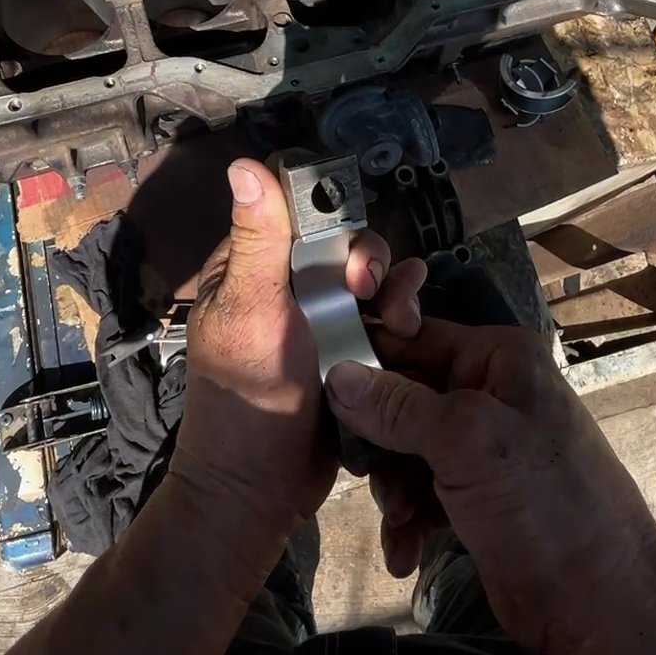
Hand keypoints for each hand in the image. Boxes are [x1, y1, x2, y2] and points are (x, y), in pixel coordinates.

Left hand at [169, 159, 427, 543]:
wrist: (259, 492)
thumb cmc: (246, 396)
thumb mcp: (251, 310)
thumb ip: (259, 240)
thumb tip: (243, 163)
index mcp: (252, 264)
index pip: (296, 208)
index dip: (329, 213)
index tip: (345, 246)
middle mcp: (288, 281)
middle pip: (344, 240)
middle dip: (368, 258)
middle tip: (370, 291)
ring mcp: (321, 315)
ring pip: (370, 274)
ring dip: (393, 286)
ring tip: (401, 318)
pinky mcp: (349, 346)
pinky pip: (382, 312)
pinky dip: (401, 310)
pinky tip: (412, 322)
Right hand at [328, 320, 655, 651]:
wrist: (601, 607)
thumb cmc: (545, 503)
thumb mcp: (468, 441)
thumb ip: (398, 406)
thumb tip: (336, 375)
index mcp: (496, 358)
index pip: (415, 338)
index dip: (369, 360)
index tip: (322, 383)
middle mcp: (486, 392)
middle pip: (401, 396)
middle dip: (380, 439)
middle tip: (363, 468)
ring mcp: (479, 446)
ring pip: (404, 446)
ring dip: (392, 485)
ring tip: (399, 516)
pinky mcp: (472, 494)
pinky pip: (419, 489)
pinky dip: (407, 518)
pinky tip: (405, 550)